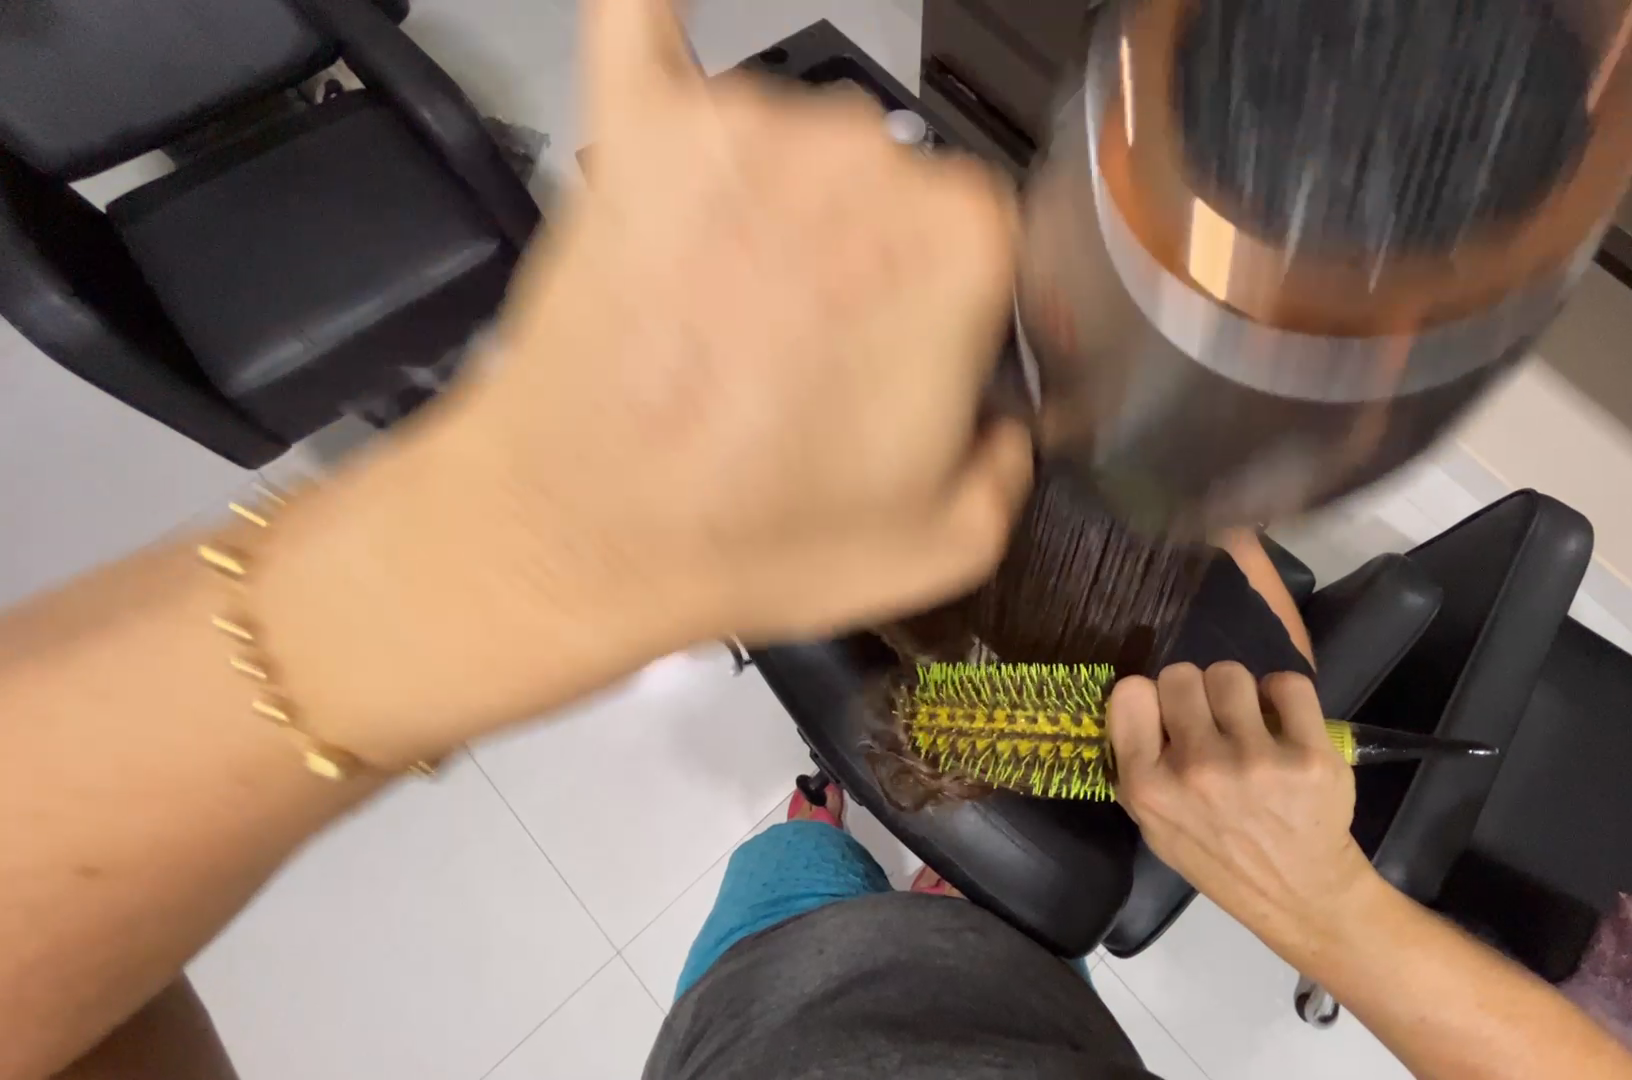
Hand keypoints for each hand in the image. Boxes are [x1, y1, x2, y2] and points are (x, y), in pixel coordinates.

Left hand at [252, 0, 1029, 764]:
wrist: (583, 539)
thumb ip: (1014, 464)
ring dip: (791, 211)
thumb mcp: (948, 544)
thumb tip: (1000, 418)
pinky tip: (680, 31)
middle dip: (881, 262)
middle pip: (901, 183)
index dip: (960, 304)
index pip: (993, 237)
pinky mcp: (637, 128)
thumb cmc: (764, 539)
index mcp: (958, 248)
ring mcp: (744, 129)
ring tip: (745, 316)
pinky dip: (670, 32)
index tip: (924, 352)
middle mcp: (862, 159)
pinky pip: (656, 29)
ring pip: (804, 142)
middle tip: (826, 352)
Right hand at [1110, 663, 1377, 957]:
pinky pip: (1289, 684)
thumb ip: (1135, 765)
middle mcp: (1197, 770)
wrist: (1301, 898)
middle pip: (1182, 674)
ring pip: (1231, 673)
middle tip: (1209, 720)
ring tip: (1247, 723)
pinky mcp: (1310, 757)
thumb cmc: (1217, 858)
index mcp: (1149, 786)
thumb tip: (1133, 702)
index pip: (1130, 692)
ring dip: (1238, 693)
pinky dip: (1285, 696)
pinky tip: (1284, 723)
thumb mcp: (1153, 826)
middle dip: (1194, 693)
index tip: (1166, 715)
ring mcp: (1256, 762)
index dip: (1150, 697)